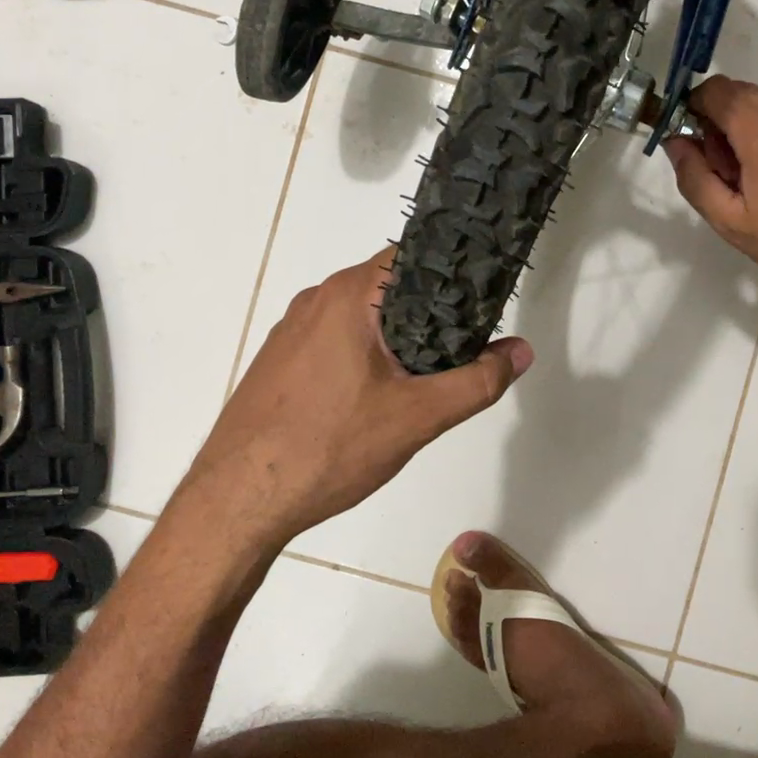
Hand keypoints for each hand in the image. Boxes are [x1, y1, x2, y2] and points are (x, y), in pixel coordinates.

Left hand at [179, 248, 533, 550]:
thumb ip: (477, 381)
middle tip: (471, 339)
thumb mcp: (418, 417)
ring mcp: (291, 332)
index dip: (454, 267)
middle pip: (390, 286)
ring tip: (432, 370)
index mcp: (347, 295)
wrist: (235, 504)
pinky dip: (367, 354)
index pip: (413, 254)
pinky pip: (337, 341)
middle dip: (433, 308)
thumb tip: (521, 351)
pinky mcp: (279, 363)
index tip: (487, 291)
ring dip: (399, 334)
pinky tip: (379, 395)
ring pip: (363, 317)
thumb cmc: (328, 448)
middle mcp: (316, 301)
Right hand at [665, 76, 757, 296]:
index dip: (695, 107)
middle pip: (740, 93)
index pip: (717, 91)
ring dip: (747, 126)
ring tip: (756, 173)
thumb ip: (694, 177)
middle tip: (726, 167)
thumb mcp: (729, 221)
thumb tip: (675, 141)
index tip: (694, 138)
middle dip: (720, 120)